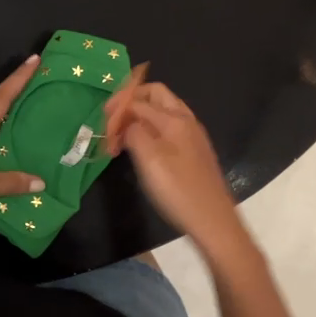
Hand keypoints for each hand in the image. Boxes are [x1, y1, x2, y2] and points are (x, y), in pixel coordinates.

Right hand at [104, 78, 240, 240]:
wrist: (213, 221)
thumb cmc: (177, 189)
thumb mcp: (149, 159)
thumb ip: (133, 133)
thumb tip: (127, 125)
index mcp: (174, 119)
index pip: (138, 100)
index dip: (117, 109)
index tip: (102, 127)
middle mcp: (186, 120)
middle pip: (156, 94)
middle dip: (132, 100)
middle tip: (113, 118)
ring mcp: (192, 135)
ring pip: (163, 110)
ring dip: (141, 114)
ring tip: (123, 134)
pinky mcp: (194, 150)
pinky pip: (169, 126)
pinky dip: (151, 127)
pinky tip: (142, 147)